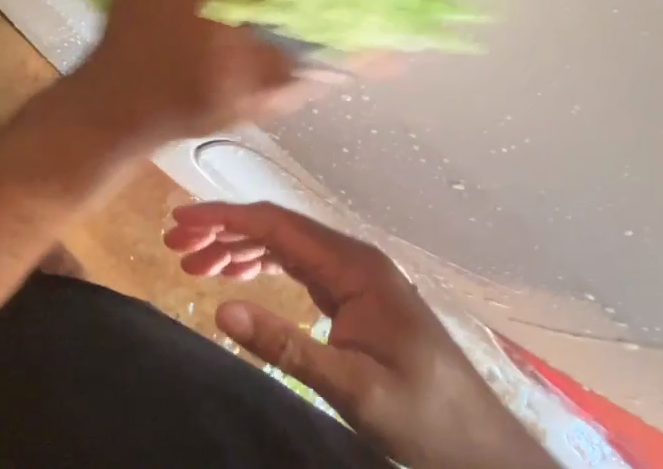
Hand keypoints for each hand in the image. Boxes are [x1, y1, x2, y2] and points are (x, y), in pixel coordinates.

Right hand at [165, 201, 558, 468]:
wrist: (488, 454)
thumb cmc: (427, 421)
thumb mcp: (352, 389)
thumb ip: (285, 345)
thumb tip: (219, 309)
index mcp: (354, 266)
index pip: (274, 224)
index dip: (221, 217)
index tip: (178, 220)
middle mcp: (354, 260)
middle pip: (274, 228)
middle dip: (221, 231)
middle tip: (174, 244)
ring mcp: (356, 278)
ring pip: (282, 246)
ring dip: (236, 249)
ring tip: (192, 262)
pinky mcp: (356, 299)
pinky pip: (296, 267)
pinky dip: (259, 266)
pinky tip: (236, 276)